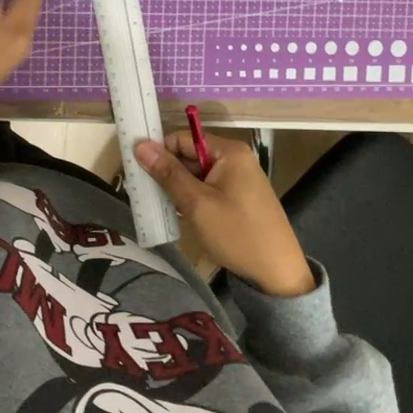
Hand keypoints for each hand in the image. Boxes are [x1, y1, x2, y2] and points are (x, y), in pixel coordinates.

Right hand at [134, 133, 315, 296]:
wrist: (277, 273)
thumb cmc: (237, 234)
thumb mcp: (197, 204)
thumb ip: (168, 173)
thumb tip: (139, 144)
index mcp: (229, 152)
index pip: (183, 139)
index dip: (159, 151)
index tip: (135, 169)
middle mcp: (235, 159)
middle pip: (189, 155)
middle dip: (166, 172)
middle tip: (141, 191)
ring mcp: (238, 179)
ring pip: (196, 175)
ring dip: (177, 187)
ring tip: (154, 204)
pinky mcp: (238, 198)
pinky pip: (207, 189)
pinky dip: (191, 198)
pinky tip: (176, 213)